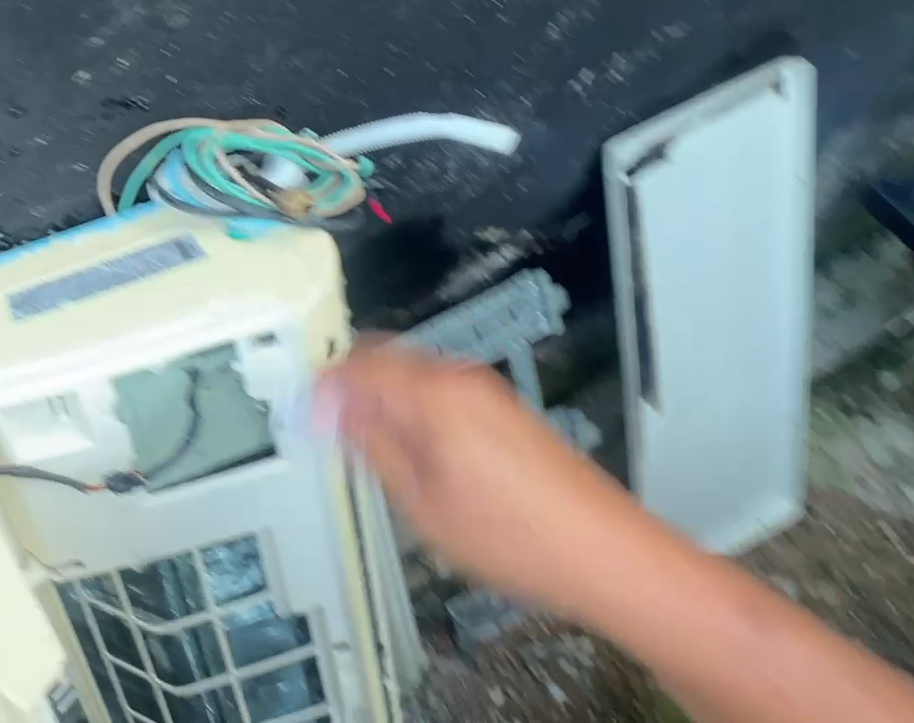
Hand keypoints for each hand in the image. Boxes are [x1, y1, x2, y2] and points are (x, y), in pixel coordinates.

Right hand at [317, 339, 680, 622]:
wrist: (608, 557)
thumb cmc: (521, 537)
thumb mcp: (419, 499)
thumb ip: (369, 444)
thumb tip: (331, 413)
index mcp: (433, 394)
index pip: (355, 364)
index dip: (321, 385)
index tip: (305, 409)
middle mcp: (459, 379)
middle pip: (381, 356)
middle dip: (346, 383)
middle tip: (325, 418)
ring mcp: (485, 391)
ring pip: (408, 369)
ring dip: (376, 392)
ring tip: (361, 436)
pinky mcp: (500, 407)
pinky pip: (435, 386)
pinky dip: (407, 401)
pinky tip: (406, 442)